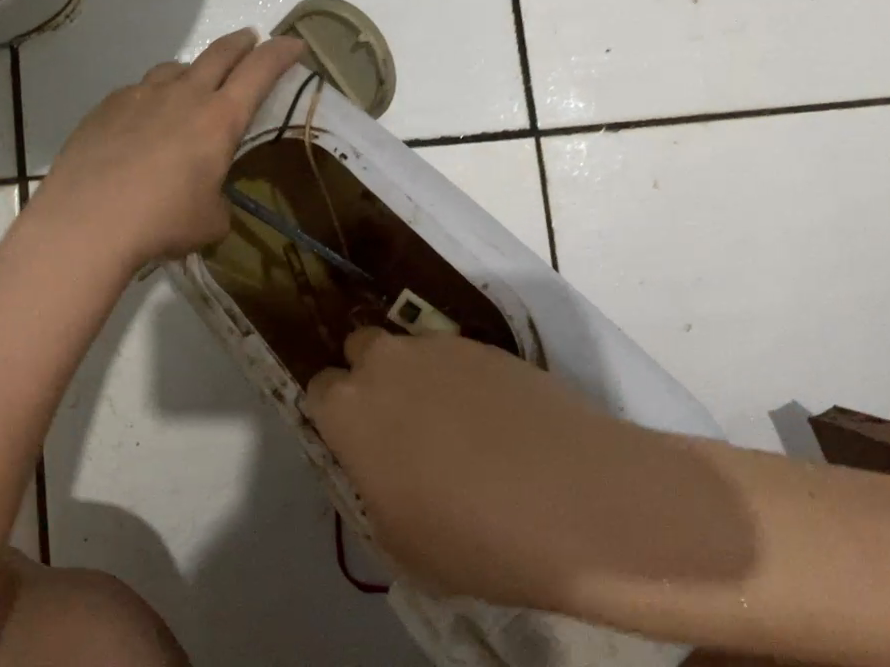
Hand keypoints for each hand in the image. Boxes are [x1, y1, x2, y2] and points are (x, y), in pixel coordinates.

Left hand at [34, 29, 304, 270]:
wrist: (87, 220)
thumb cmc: (162, 220)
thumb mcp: (209, 221)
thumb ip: (217, 202)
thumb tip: (208, 200)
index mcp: (220, 118)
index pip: (260, 71)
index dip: (281, 52)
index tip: (294, 43)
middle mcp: (183, 95)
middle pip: (219, 54)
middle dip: (240, 43)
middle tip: (250, 40)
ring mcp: (140, 96)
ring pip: (173, 69)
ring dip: (191, 71)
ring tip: (192, 85)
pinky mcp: (106, 108)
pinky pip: (137, 92)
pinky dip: (150, 99)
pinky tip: (142, 123)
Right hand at [305, 328, 652, 613]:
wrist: (571, 499)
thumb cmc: (470, 537)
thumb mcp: (398, 543)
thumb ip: (374, 494)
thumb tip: (383, 475)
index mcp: (347, 412)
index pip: (318, 391)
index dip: (337, 418)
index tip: (359, 444)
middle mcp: (385, 364)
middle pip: (360, 350)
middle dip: (372, 377)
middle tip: (403, 424)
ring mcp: (440, 348)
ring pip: (411, 348)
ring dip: (419, 375)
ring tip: (458, 423)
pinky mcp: (490, 346)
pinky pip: (460, 356)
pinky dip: (467, 380)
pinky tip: (499, 420)